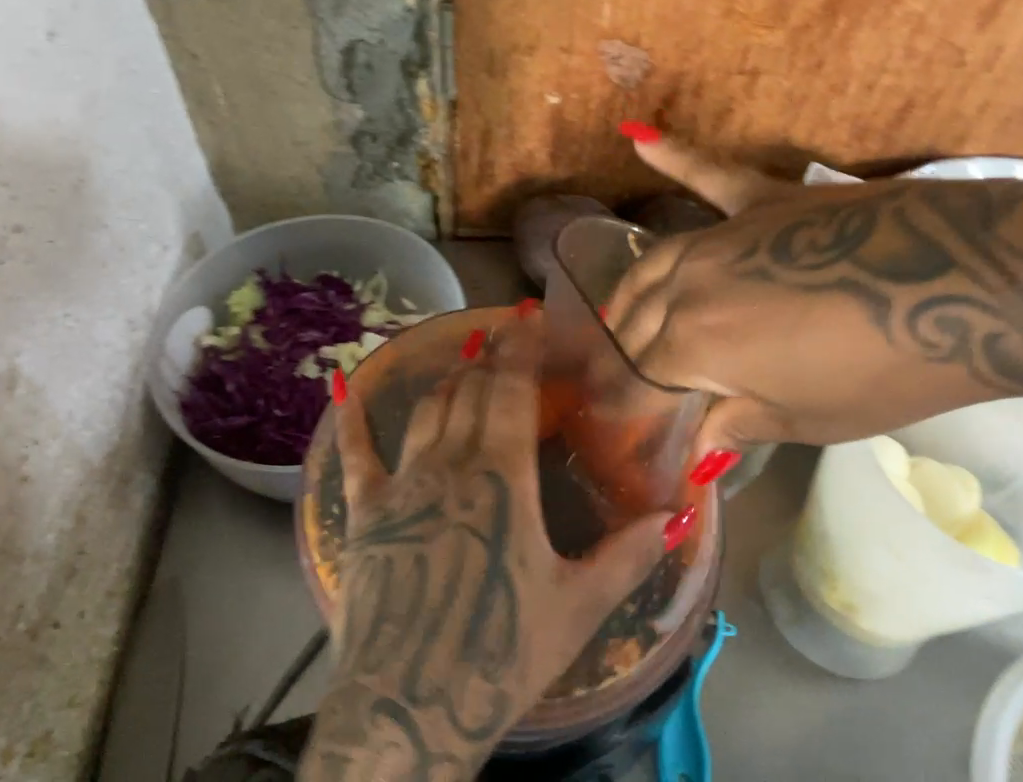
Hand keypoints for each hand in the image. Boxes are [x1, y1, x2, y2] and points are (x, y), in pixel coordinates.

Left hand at [302, 312, 670, 780]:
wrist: (411, 701)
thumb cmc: (501, 653)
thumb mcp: (578, 605)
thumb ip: (627, 555)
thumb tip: (677, 516)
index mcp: (502, 477)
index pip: (511, 393)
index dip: (520, 352)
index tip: (528, 320)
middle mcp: (449, 464)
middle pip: (471, 393)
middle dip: (490, 358)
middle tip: (505, 333)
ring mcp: (402, 484)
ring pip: (427, 413)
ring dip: (447, 381)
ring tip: (464, 360)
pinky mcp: (365, 511)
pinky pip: (356, 454)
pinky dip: (353, 418)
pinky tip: (345, 388)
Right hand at [605, 134, 1009, 457]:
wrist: (970, 286)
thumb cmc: (887, 370)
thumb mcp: (810, 419)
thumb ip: (738, 424)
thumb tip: (700, 442)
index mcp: (692, 344)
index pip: (641, 373)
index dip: (633, 402)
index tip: (631, 424)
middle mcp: (688, 284)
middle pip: (639, 318)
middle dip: (630, 352)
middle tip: (634, 378)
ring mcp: (722, 235)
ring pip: (656, 261)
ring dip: (634, 291)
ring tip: (625, 312)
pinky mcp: (763, 201)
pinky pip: (708, 175)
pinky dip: (673, 156)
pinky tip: (637, 136)